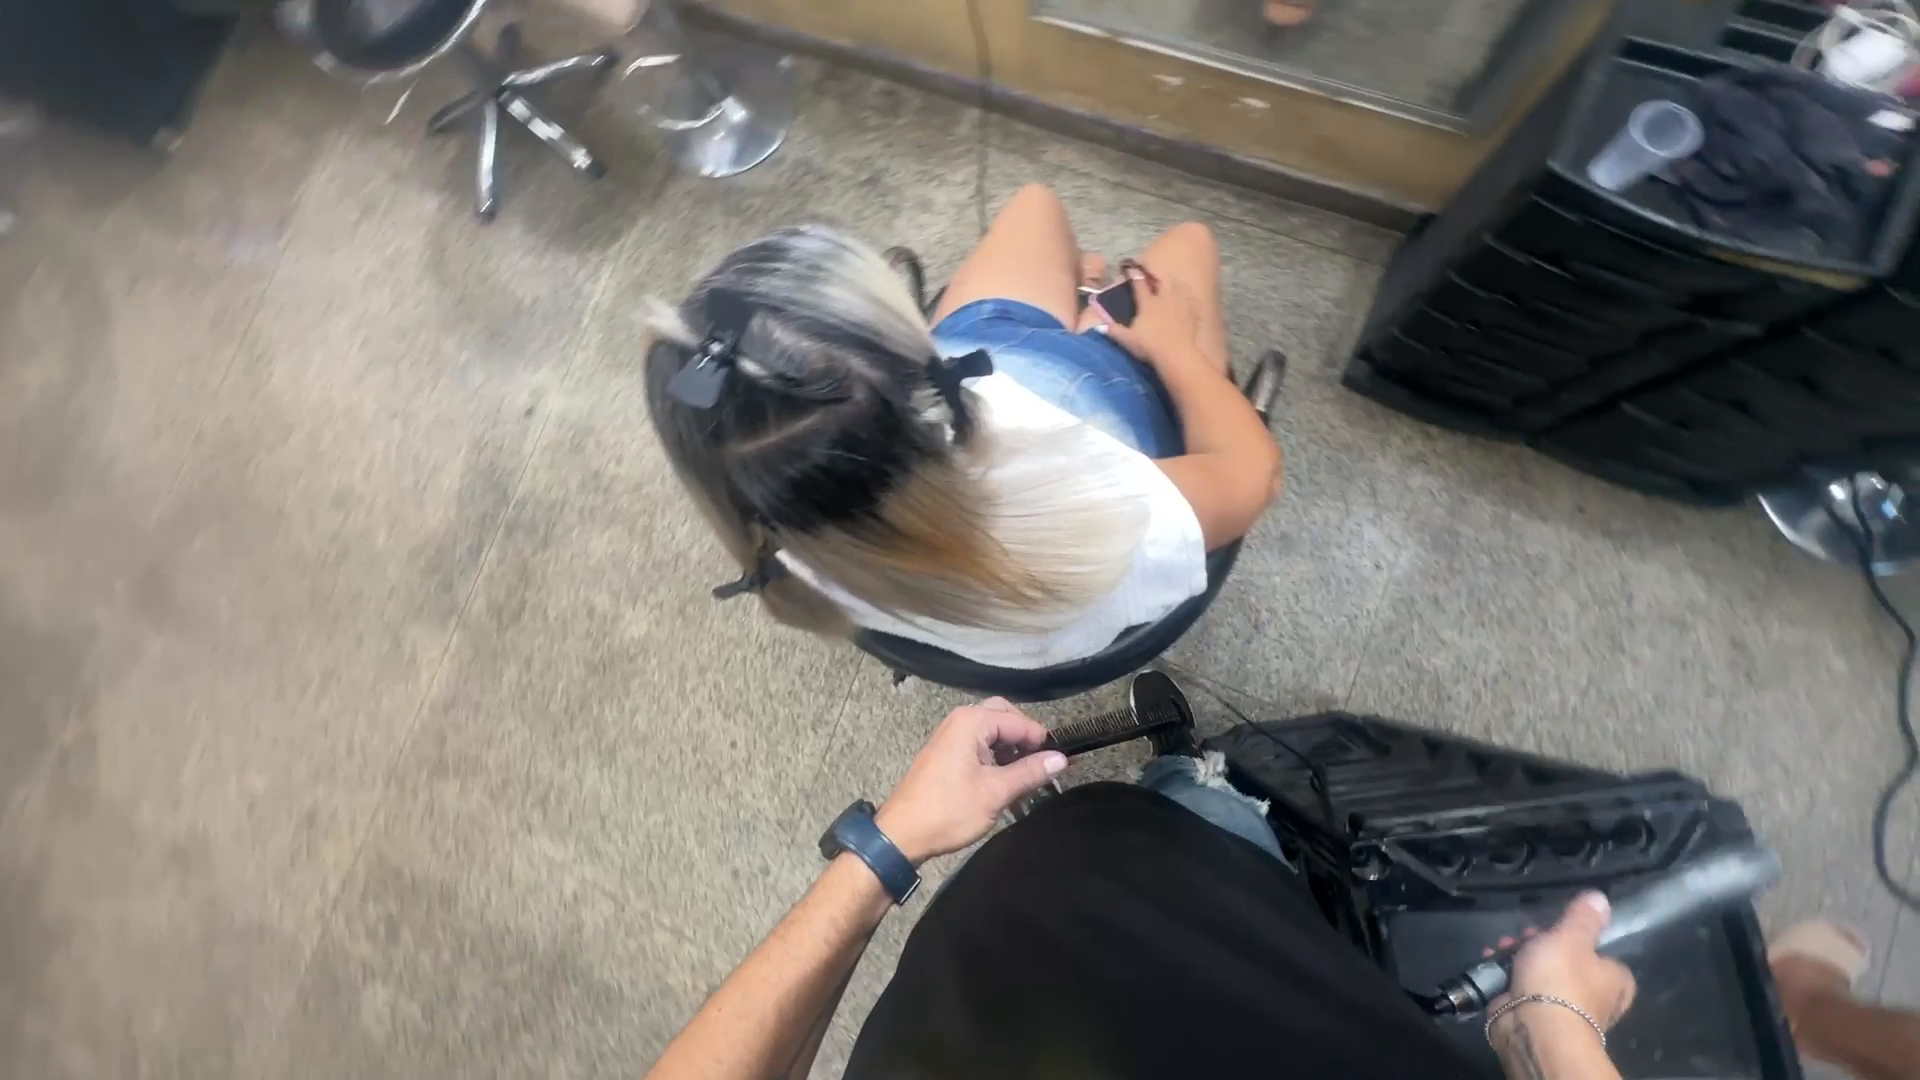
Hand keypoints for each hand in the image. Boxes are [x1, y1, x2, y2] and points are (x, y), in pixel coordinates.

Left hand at [874, 699, 1067, 863]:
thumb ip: (1030, 772)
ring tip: (1029, 777)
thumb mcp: (995, 792)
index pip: (1018, 720)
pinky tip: (1007, 780)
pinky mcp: (947, 751)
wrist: (901, 834)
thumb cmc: (948, 810)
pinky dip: (996, 757)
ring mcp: (951, 735)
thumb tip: (1061, 759)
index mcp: (971, 721)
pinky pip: (979, 743)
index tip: (1062, 761)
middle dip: (1025, 739)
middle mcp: (960, 719)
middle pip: (1004, 716)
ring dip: (1011, 749)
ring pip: (991, 731)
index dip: (1042, 740)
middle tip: (1044, 764)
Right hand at [1096, 265, 1203, 370]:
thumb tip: (1101, 325)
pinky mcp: (1193, 311)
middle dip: (1157, 276)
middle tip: (1154, 278)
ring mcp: (1181, 303)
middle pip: (1162, 280)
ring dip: (1174, 283)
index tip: (1130, 267)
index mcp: (1148, 303)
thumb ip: (1114, 331)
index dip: (1133, 274)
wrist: (1177, 354)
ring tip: (1173, 285)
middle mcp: (1164, 298)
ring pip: (1178, 285)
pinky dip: (1189, 296)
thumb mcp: (1128, 340)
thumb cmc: (1150, 346)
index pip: (1138, 284)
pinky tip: (1188, 299)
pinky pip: (1192, 298)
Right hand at [1492, 892, 1637, 1045]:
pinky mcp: (1535, 1012)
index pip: (1598, 953)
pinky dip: (1504, 972)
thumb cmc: (1560, 979)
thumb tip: (1600, 897)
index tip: (1550, 929)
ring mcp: (1563, 1006)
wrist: (1535, 1024)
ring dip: (1515, 955)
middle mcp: (1595, 996)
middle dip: (1535, 943)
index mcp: (1613, 980)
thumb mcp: (1570, 938)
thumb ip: (1582, 918)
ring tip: (1500, 949)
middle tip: (1522, 936)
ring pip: (1538, 970)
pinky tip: (1491, 962)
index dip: (1572, 938)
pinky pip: (1519, 984)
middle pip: (1563, 958)